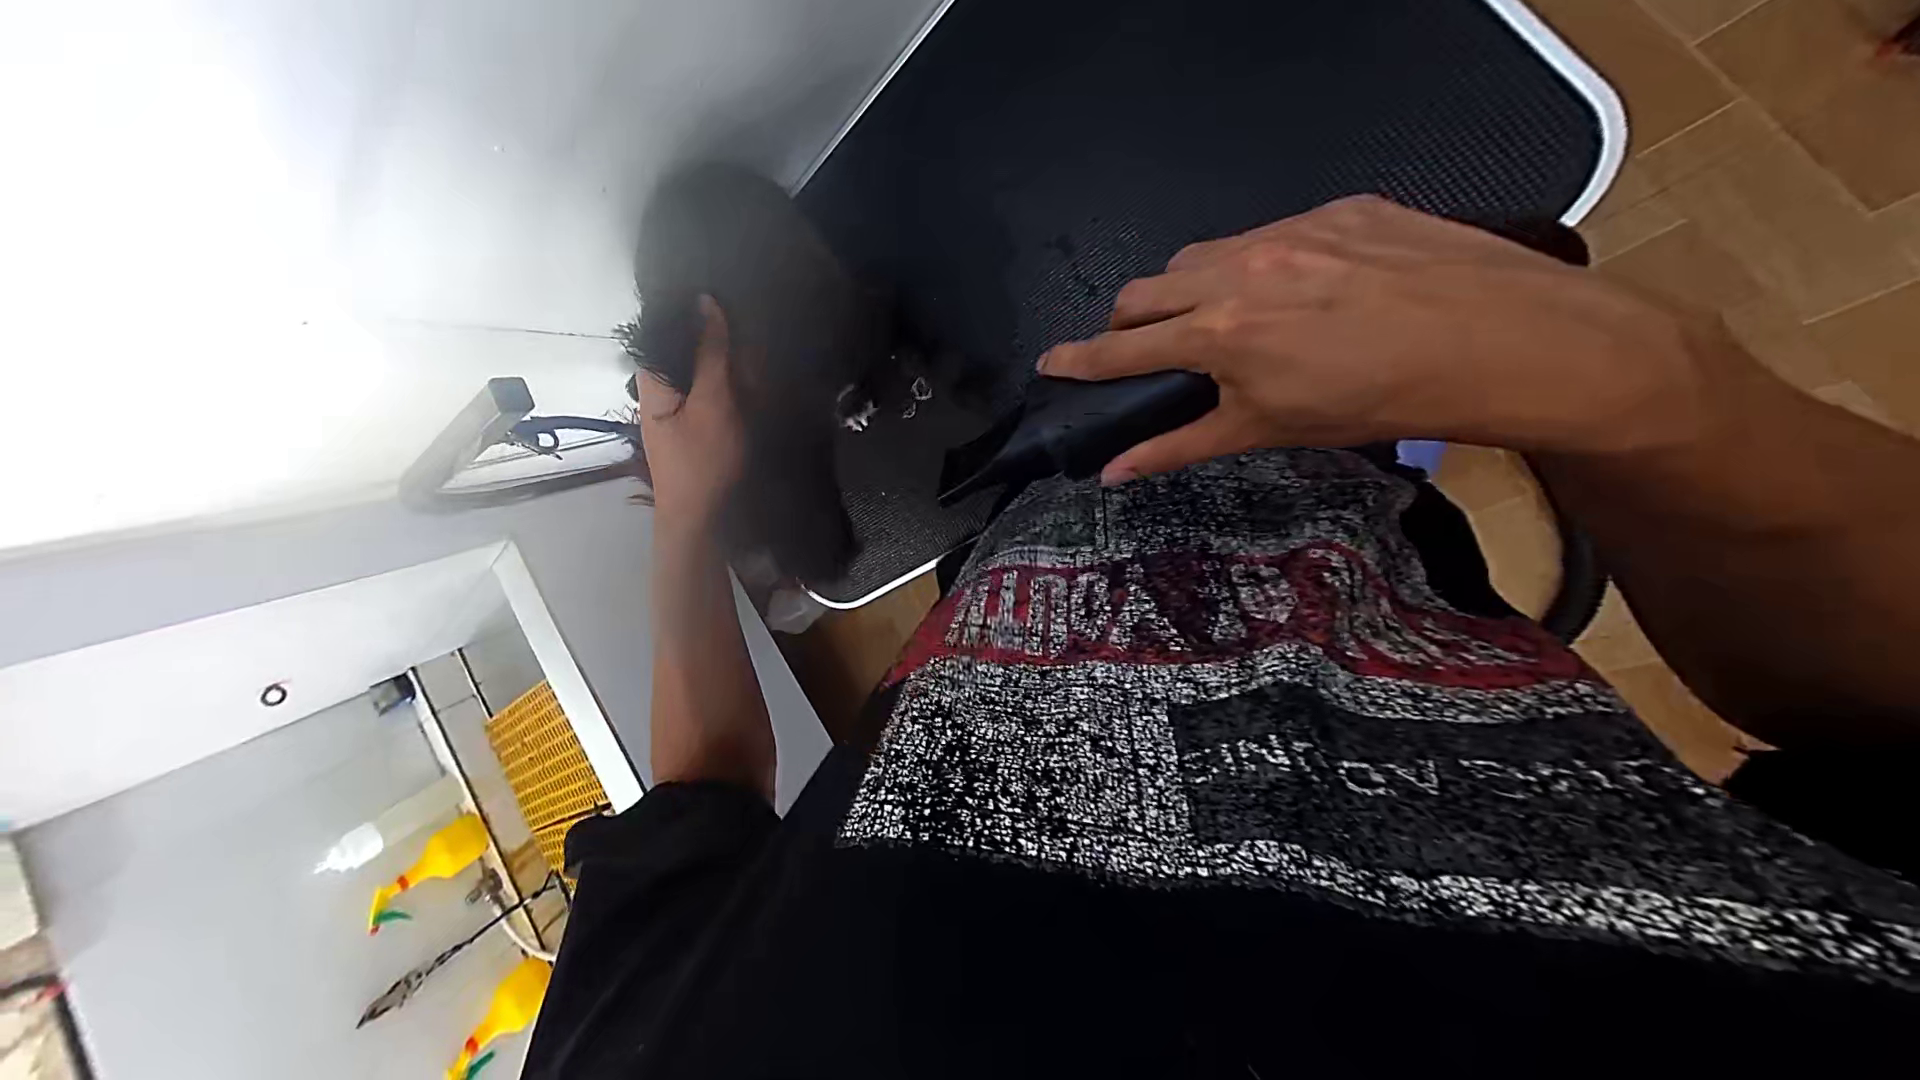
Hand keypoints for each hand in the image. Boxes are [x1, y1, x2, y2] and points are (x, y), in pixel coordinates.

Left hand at [639, 296, 745, 526]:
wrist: (700, 517)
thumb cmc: (702, 462)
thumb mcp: (712, 405)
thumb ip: (711, 355)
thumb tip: (706, 302)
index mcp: (653, 375)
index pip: (669, 323)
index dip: (699, 311)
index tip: (732, 300)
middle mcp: (660, 383)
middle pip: (690, 344)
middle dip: (724, 345)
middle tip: (752, 355)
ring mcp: (677, 402)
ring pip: (706, 367)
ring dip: (734, 368)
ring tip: (756, 376)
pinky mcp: (694, 418)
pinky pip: (713, 389)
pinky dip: (733, 388)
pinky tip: (752, 393)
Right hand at [1036, 196, 1740, 483]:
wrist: (1502, 343)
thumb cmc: (1374, 403)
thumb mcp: (1266, 431)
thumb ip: (1179, 446)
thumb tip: (1113, 473)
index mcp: (1218, 333)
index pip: (1122, 346)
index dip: (1077, 358)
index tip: (1049, 362)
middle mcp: (1240, 271)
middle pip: (1145, 288)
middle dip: (1130, 320)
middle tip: (1149, 347)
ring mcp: (1288, 232)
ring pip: (1199, 255)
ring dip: (1188, 287)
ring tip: (1222, 316)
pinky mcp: (1336, 208)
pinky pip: (1265, 233)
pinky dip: (1253, 264)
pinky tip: (1295, 289)